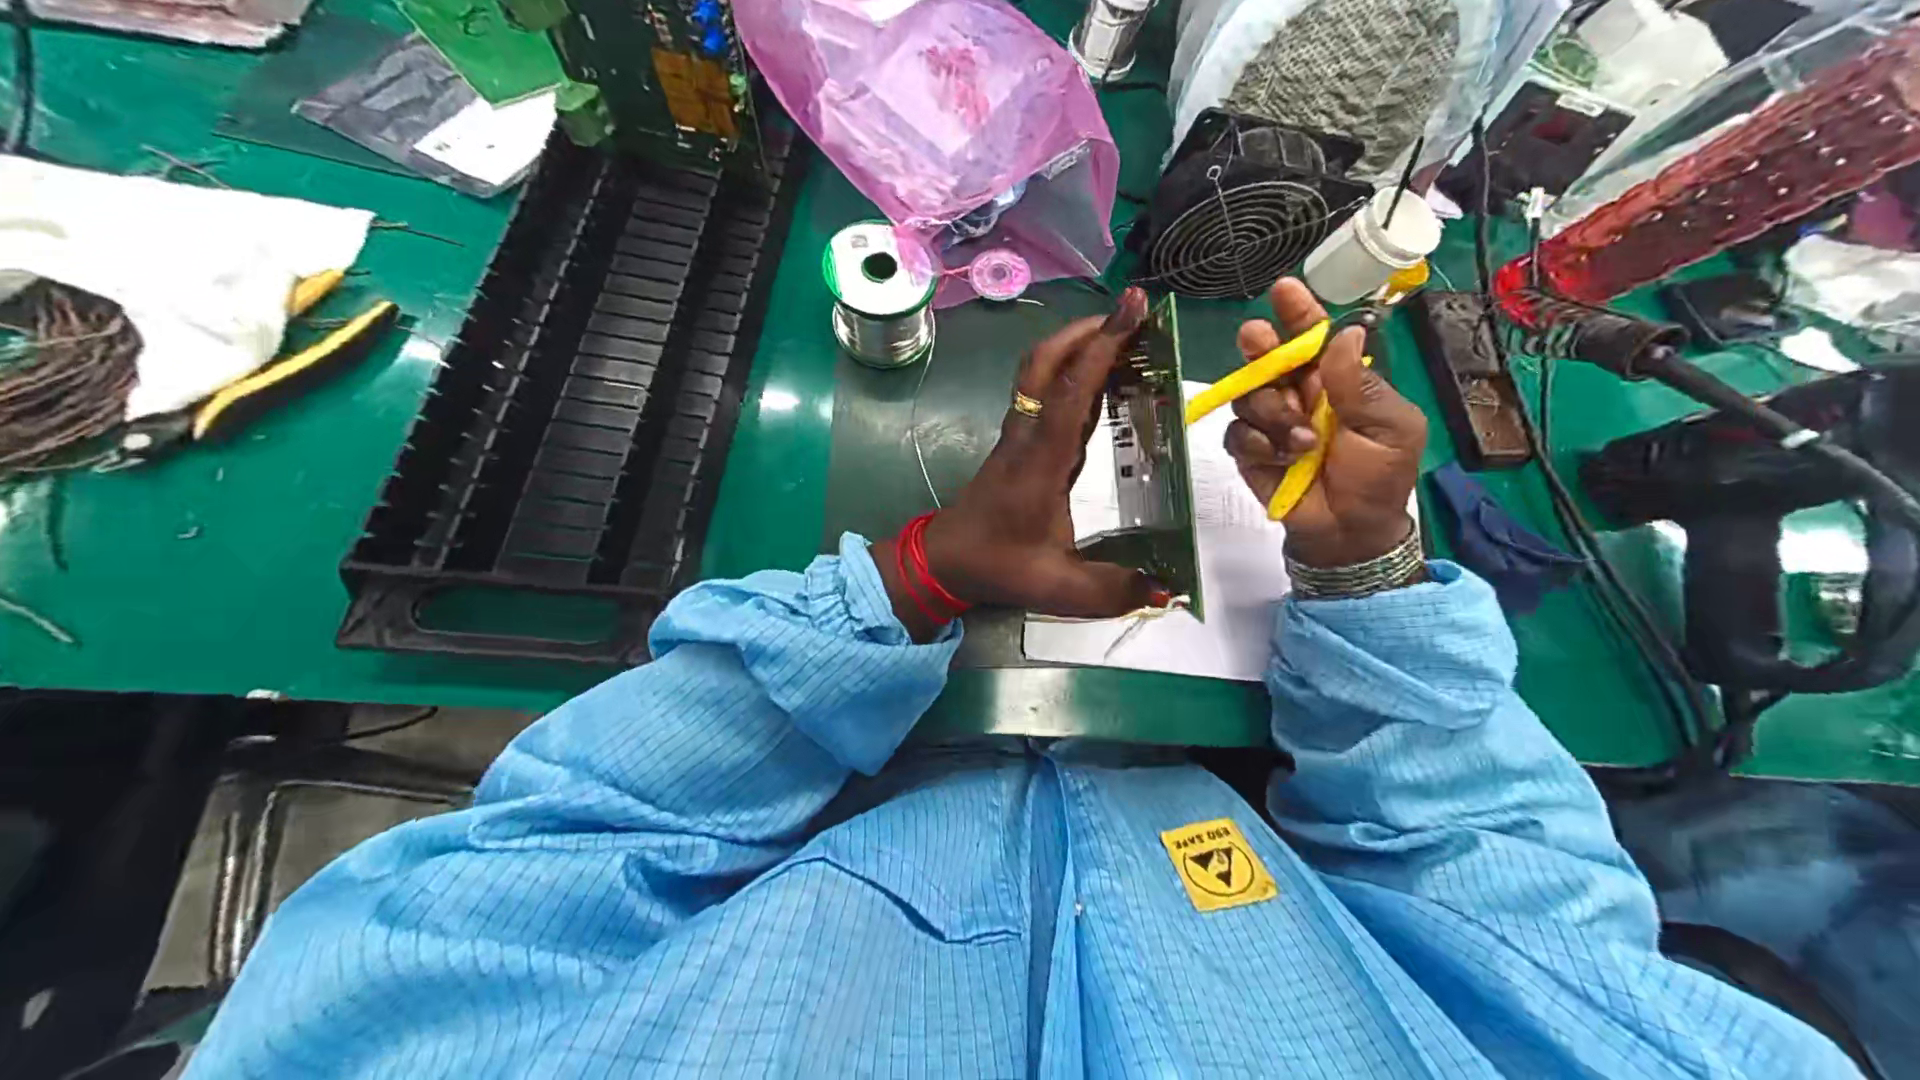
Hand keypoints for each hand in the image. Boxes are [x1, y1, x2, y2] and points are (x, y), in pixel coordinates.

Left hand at [875, 287, 1166, 639]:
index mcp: (1040, 462)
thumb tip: (1166, 590)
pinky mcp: (1021, 445)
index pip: (1071, 392)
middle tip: (1133, 313)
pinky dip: (1077, 378)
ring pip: (1042, 375)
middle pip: (1046, 364)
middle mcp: (1028, 438)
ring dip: (1080, 348)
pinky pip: (1048, 398)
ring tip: (1128, 337)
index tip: (1134, 306)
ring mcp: (1021, 438)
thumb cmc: (997, 567)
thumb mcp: (1056, 588)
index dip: (1102, 347)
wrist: (946, 562)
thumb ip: (1111, 589)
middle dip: (1088, 330)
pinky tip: (1106, 384)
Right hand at [1224, 279, 1426, 567]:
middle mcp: (1299, 395)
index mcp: (1337, 381)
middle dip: (1260, 346)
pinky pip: (1236, 432)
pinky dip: (1254, 442)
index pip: (1315, 339)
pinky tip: (1278, 458)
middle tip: (1256, 340)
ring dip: (1271, 413)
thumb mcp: (1392, 429)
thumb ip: (1363, 387)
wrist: (1348, 529)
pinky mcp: (1248, 450)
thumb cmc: (1379, 477)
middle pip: (1268, 358)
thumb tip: (1343, 335)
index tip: (1285, 289)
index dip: (1299, 314)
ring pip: (1249, 395)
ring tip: (1301, 442)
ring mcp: (1270, 423)